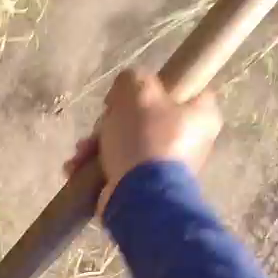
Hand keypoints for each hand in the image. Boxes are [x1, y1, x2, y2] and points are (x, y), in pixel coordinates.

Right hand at [64, 69, 222, 213]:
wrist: (139, 197)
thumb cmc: (145, 140)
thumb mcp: (137, 94)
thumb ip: (131, 79)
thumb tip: (124, 86)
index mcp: (201, 114)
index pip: (181, 89)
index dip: (151, 89)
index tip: (126, 97)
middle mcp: (191, 141)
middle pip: (145, 120)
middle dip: (110, 125)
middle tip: (96, 130)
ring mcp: (167, 168)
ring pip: (127, 146)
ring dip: (96, 148)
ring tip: (79, 156)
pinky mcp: (144, 188)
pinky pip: (119, 170)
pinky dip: (96, 170)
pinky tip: (76, 171)